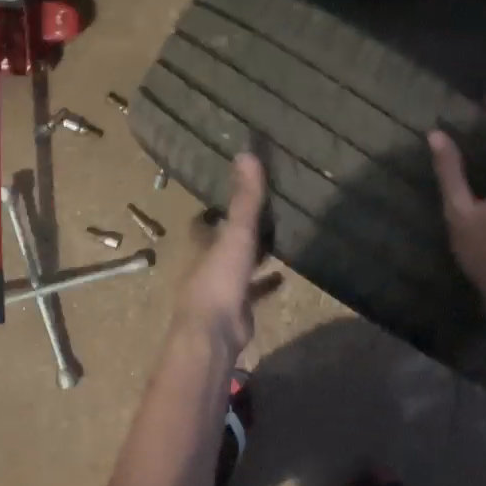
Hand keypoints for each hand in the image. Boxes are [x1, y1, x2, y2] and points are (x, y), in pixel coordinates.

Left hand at [173, 153, 269, 356]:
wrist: (215, 332)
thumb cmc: (219, 279)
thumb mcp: (236, 234)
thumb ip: (244, 199)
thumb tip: (246, 153)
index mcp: (200, 245)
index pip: (204, 222)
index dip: (215, 209)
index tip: (234, 193)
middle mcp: (207, 264)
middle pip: (223, 243)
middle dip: (239, 230)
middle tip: (266, 212)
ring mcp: (221, 288)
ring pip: (238, 266)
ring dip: (254, 256)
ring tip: (280, 239)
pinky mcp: (237, 308)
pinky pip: (254, 291)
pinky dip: (267, 283)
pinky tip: (284, 275)